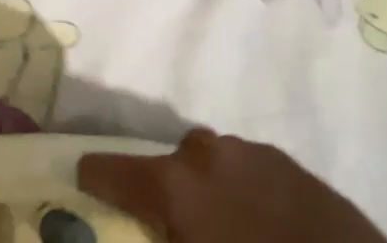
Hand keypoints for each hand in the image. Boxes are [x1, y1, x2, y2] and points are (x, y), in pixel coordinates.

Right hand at [78, 128, 386, 242]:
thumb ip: (150, 238)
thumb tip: (112, 234)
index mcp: (172, 181)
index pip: (101, 168)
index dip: (90, 187)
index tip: (90, 204)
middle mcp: (204, 153)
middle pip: (163, 165)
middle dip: (164, 198)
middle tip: (180, 234)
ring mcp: (253, 154)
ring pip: (210, 167)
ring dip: (209, 195)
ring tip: (230, 234)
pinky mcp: (296, 167)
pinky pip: (251, 174)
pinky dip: (247, 197)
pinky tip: (266, 230)